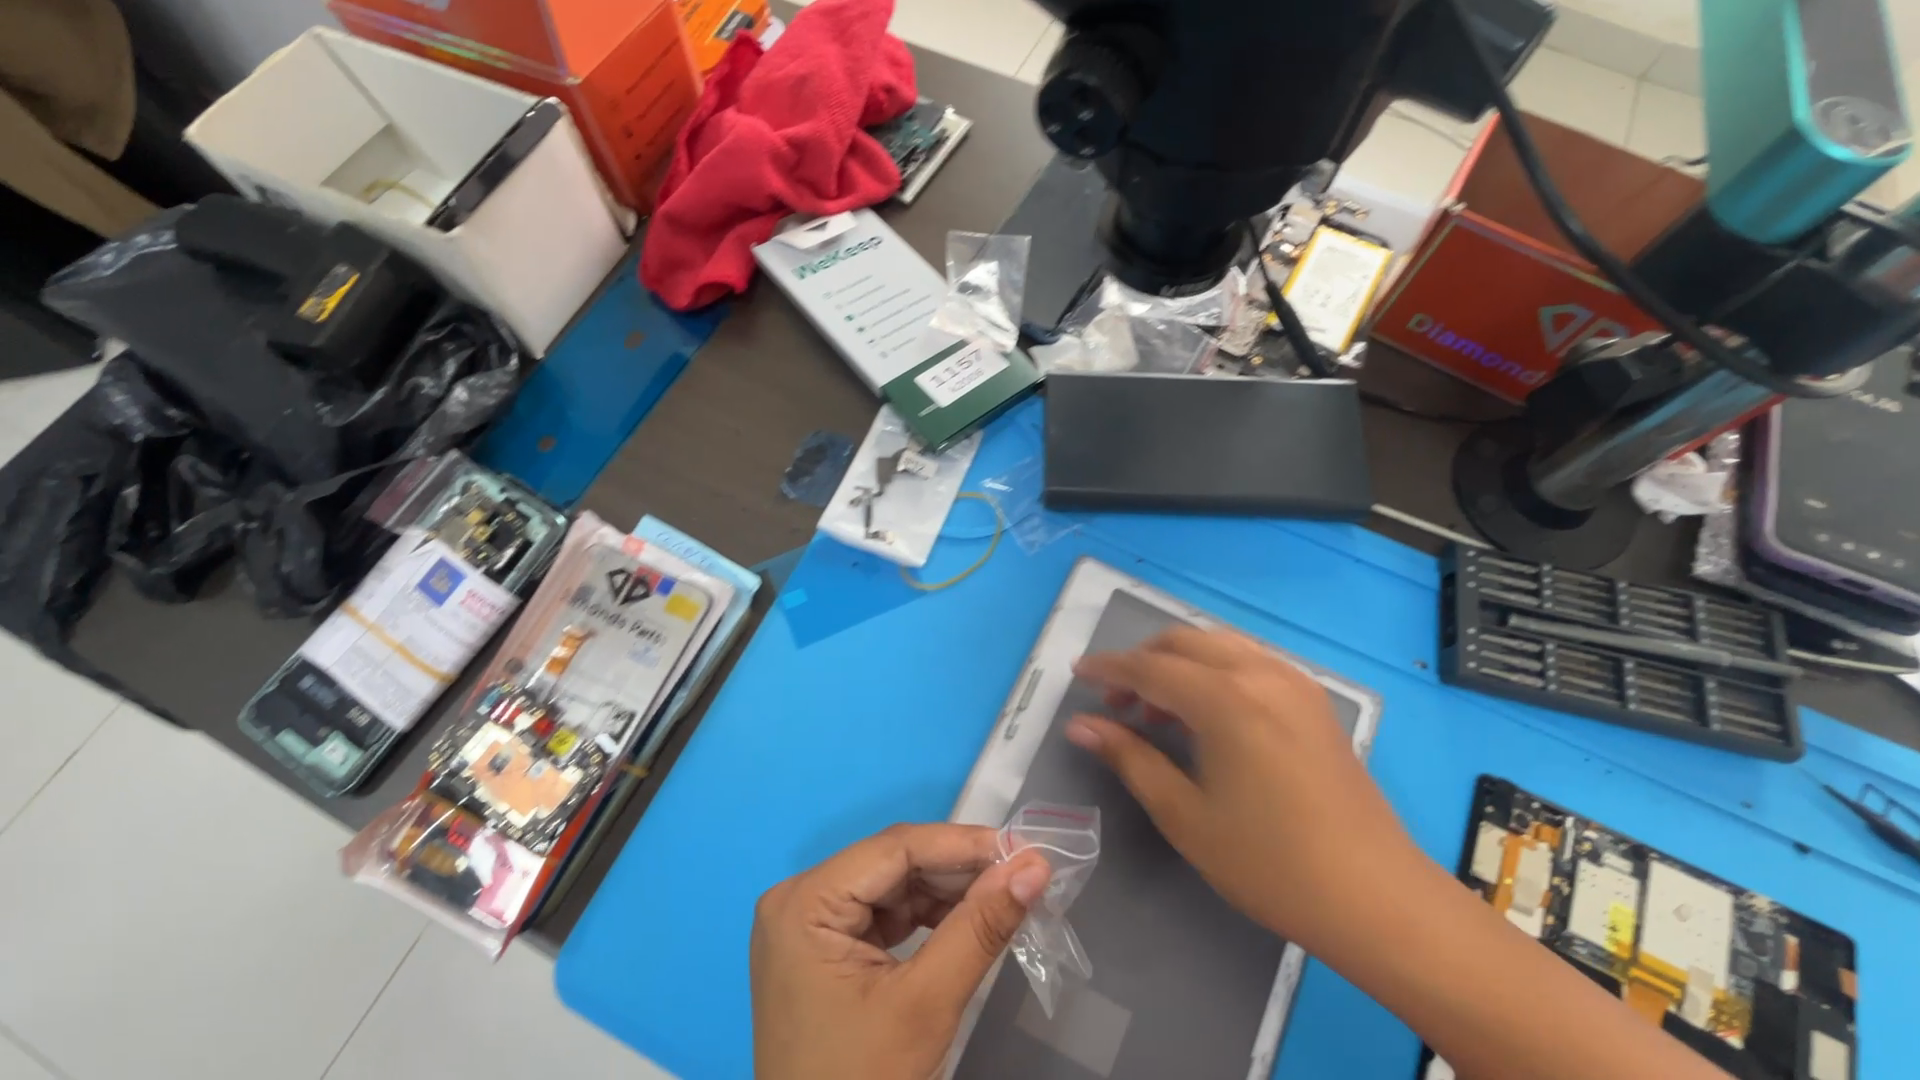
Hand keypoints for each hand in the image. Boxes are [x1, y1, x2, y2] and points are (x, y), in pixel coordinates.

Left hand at [751, 824, 1051, 1079]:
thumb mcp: (926, 1002)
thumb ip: (980, 927)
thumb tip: (1034, 867)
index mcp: (805, 902)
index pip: (895, 849)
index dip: (963, 843)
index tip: (1025, 848)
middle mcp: (800, 900)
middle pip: (894, 865)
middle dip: (960, 870)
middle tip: (1025, 873)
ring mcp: (809, 926)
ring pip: (894, 887)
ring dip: (950, 893)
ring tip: (1006, 897)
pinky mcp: (825, 950)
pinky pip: (884, 916)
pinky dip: (929, 919)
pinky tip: (969, 922)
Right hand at [1066, 625, 1417, 949]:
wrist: (1372, 894)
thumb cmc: (1267, 861)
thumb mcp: (1184, 814)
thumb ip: (1130, 758)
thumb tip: (1080, 724)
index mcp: (1225, 698)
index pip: (1150, 668)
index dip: (1108, 669)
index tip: (1077, 674)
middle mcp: (1261, 673)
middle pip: (1185, 643)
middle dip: (1142, 662)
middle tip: (1115, 703)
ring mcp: (1294, 682)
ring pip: (1220, 646)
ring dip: (1179, 663)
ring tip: (1157, 710)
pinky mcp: (1314, 700)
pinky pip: (1251, 661)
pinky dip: (1215, 670)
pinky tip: (1206, 713)